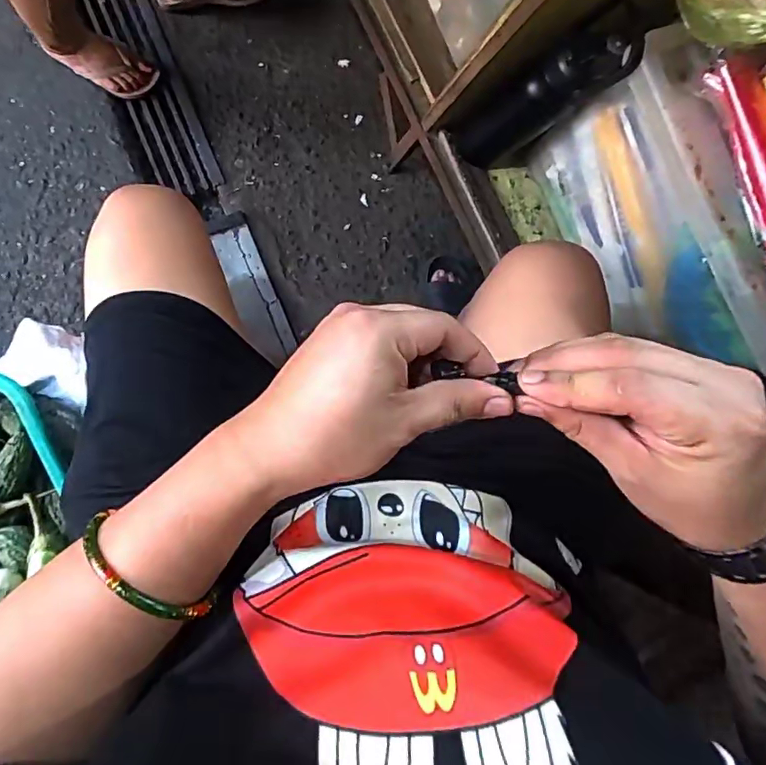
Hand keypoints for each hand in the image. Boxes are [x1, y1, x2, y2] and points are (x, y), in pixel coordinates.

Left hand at [229, 304, 513, 500]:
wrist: (268, 450)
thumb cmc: (330, 437)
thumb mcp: (405, 421)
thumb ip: (456, 402)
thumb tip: (497, 398)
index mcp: (379, 327)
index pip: (446, 326)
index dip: (474, 355)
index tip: (488, 384)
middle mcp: (357, 315)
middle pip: (423, 324)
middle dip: (447, 359)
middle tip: (458, 396)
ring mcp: (338, 325)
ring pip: (399, 332)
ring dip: (420, 361)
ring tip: (420, 401)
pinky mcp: (326, 340)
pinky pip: (373, 338)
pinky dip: (393, 360)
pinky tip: (392, 393)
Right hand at [513, 335, 765, 551]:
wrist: (749, 517)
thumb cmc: (691, 508)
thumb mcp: (631, 474)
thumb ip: (583, 428)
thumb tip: (531, 397)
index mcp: (716, 420)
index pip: (631, 384)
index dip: (572, 381)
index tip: (525, 383)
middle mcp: (725, 382)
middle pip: (630, 354)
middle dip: (568, 359)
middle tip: (522, 370)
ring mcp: (720, 367)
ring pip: (632, 345)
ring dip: (578, 353)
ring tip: (536, 365)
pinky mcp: (708, 363)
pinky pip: (643, 349)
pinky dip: (600, 355)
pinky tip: (567, 362)